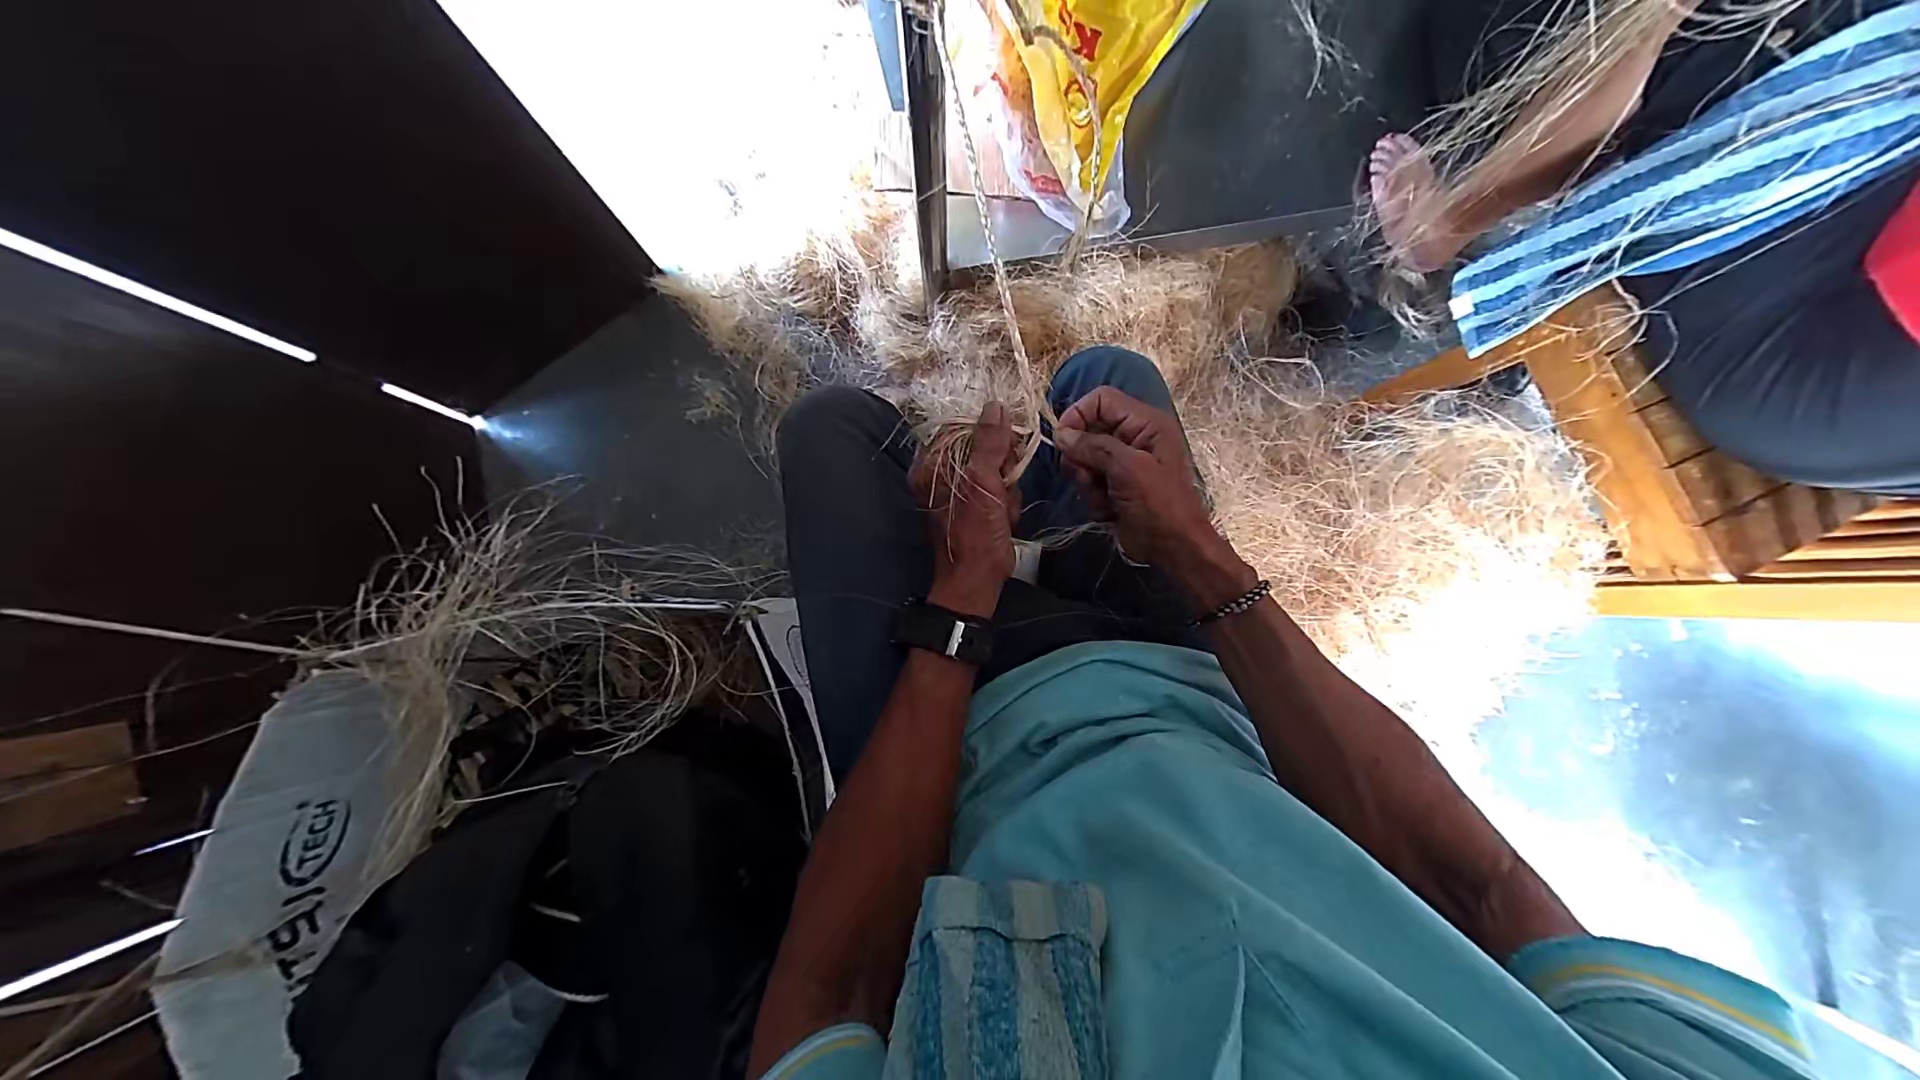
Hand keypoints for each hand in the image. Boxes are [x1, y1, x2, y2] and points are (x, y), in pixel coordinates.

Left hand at [910, 401, 1019, 618]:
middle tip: (1002, 488)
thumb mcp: (983, 483)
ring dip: (1007, 489)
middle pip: (984, 448)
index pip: (962, 427)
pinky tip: (1004, 520)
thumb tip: (995, 405)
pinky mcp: (977, 506)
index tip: (1005, 449)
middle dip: (1002, 468)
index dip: (989, 435)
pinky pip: (1000, 489)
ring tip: (1002, 512)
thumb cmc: (974, 534)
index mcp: (931, 464)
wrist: (977, 579)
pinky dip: (1007, 503)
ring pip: (997, 469)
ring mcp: (961, 491)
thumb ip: (989, 442)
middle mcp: (941, 474)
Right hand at [1054, 387, 1257, 609]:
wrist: (1173, 547)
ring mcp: (1123, 463)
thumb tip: (1061, 433)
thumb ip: (1094, 446)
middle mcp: (1134, 437)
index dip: (1078, 414)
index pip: (1101, 399)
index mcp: (1145, 423)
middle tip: (1088, 476)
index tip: (1064, 438)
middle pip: (1088, 430)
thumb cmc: (1159, 504)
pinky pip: (1089, 481)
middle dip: (1082, 456)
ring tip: (1105, 498)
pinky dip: (1094, 497)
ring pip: (1084, 459)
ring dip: (1087, 482)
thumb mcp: (1128, 469)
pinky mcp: (1115, 485)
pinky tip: (1110, 510)